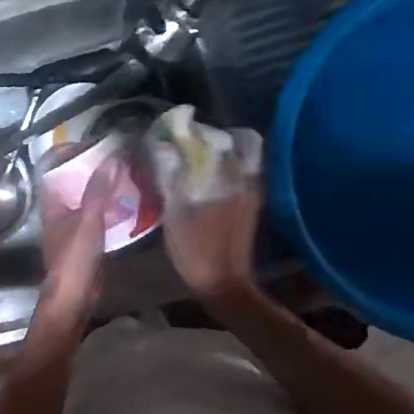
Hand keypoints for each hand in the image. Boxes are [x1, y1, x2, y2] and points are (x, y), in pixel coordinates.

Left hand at [32, 158, 121, 338]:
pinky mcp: (87, 238)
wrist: (73, 298)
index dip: (70, 152)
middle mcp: (59, 209)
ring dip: (105, 187)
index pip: (54, 166)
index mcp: (51, 201)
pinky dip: (112, 206)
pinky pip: (99, 214)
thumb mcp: (88, 220)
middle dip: (94, 168)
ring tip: (129, 174)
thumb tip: (112, 158)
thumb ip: (98, 190)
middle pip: (73, 180)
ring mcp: (73, 224)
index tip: (94, 144)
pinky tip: (131, 202)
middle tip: (119, 157)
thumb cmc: (74, 258)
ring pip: (88, 197)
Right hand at [152, 132, 262, 305]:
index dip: (201, 129)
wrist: (224, 285)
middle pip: (237, 143)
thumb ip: (170, 176)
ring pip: (239, 160)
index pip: (224, 137)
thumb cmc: (196, 249)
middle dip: (212, 138)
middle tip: (186, 143)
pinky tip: (200, 182)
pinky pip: (238, 176)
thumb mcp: (175, 212)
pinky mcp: (249, 207)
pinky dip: (221, 171)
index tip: (179, 129)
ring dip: (217, 155)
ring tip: (190, 161)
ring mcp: (251, 194)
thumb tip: (162, 147)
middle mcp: (246, 179)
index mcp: (230, 177)